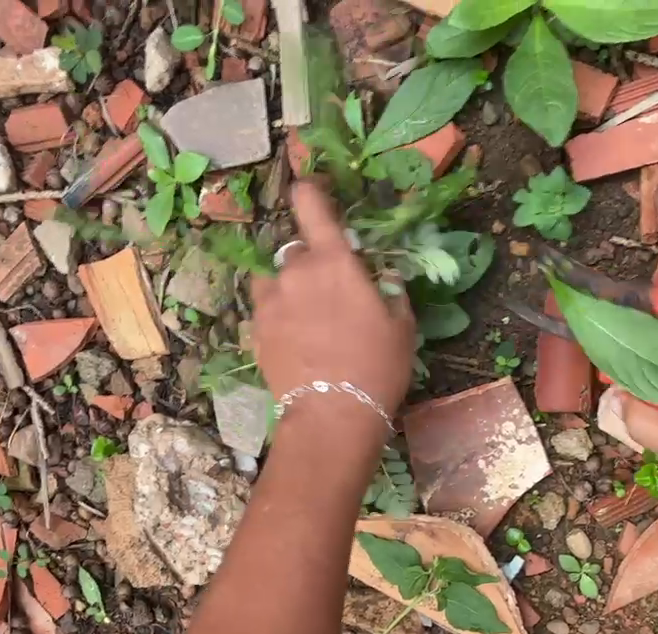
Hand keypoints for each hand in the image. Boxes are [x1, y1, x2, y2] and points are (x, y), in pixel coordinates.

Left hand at [251, 184, 415, 440]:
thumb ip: (392, 292)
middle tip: (328, 292)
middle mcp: (296, 270)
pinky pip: (266, 308)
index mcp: (335, 261)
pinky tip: (294, 340)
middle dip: (310, 261)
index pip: (311, 203)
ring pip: (275, 278)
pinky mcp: (255, 329)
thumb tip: (384, 277)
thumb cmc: (377, 369)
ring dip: (288, 287)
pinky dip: (278, 314)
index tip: (314, 195)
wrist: (332, 415)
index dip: (311, 193)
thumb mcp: (402, 328)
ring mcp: (270, 300)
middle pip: (295, 248)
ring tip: (306, 317)